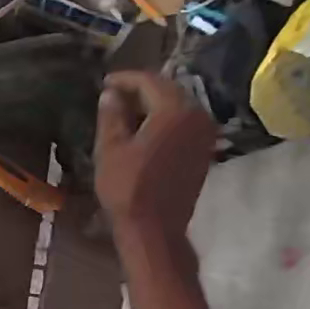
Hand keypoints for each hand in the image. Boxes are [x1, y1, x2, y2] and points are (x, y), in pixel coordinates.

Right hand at [94, 71, 216, 245]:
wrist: (155, 229)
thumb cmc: (128, 188)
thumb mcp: (111, 149)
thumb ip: (111, 115)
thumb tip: (110, 93)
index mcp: (175, 110)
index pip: (149, 81)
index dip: (125, 79)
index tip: (104, 82)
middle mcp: (197, 116)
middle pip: (168, 90)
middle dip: (141, 89)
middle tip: (114, 95)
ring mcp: (205, 135)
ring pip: (178, 107)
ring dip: (153, 105)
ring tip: (126, 112)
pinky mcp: (204, 151)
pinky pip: (184, 124)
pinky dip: (164, 121)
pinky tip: (144, 129)